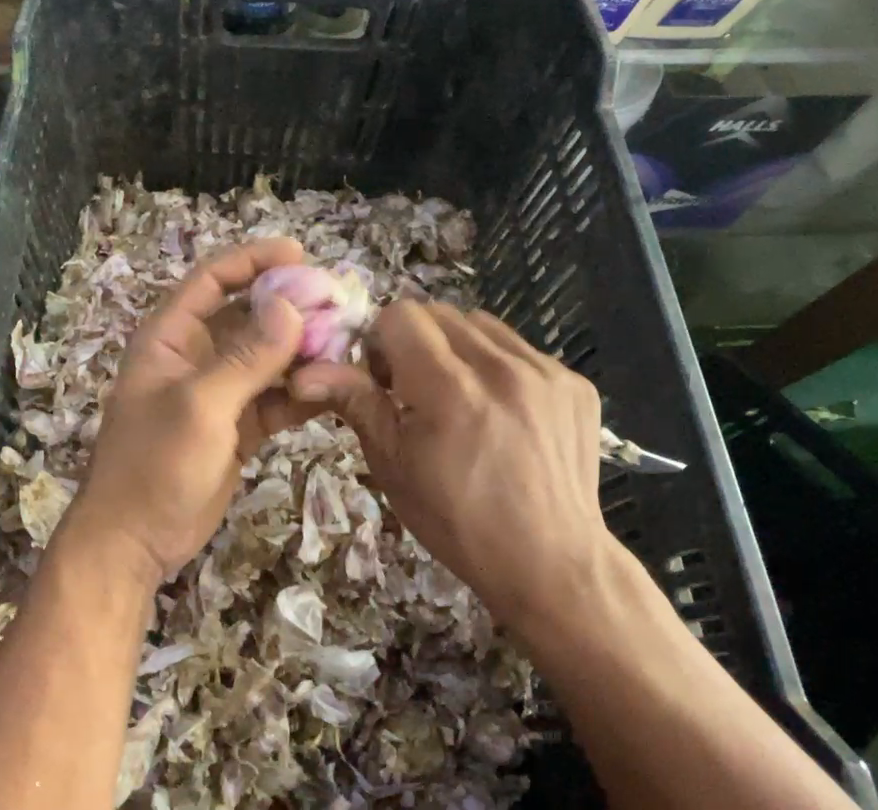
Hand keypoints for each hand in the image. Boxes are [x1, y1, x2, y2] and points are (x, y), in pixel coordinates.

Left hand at [75, 239, 321, 582]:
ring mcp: (217, 393)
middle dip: (290, 307)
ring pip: (266, 358)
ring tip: (346, 346)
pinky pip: (274, 397)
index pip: (212, 280)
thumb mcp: (200, 407)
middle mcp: (194, 357)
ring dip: (302, 351)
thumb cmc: (153, 466)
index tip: (301, 254)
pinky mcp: (237, 427)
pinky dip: (301, 392)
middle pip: (247, 316)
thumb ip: (246, 358)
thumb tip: (290, 306)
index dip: (253, 261)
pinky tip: (334, 389)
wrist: (134, 541)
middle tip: (339, 304)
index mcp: (170, 337)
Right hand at [291, 301, 616, 628]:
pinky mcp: (576, 384)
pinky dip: (499, 368)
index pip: (401, 315)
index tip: (383, 380)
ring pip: (482, 325)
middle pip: (440, 314)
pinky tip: (501, 413)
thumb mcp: (392, 464)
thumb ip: (355, 402)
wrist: (549, 563)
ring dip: (459, 349)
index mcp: (449, 389)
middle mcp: (502, 369)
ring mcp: (547, 373)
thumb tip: (302, 372)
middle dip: (417, 342)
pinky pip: (521, 350)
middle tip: (415, 391)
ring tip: (460, 399)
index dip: (381, 342)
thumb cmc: (456, 520)